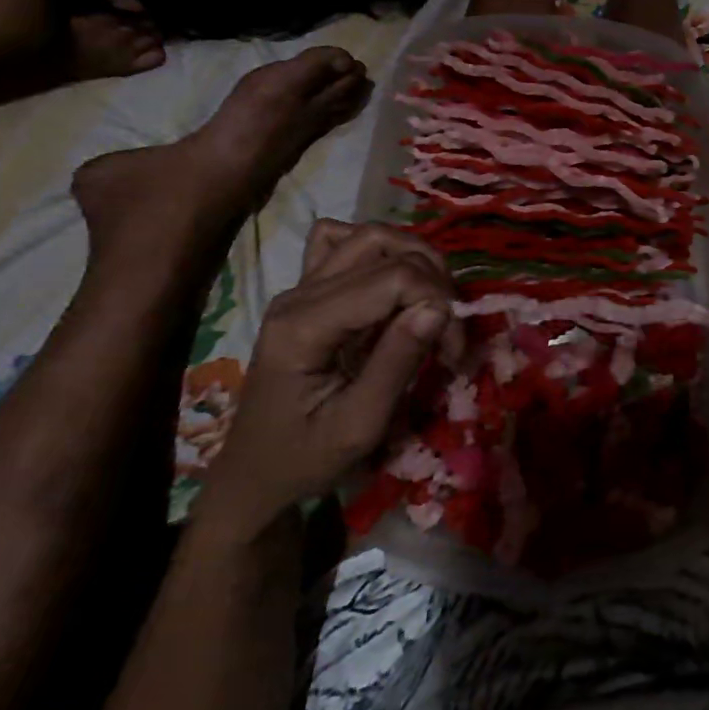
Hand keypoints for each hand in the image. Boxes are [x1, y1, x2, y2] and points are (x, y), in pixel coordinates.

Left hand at [195, 222, 462, 536]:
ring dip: (413, 260)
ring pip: (367, 236)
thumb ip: (397, 363)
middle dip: (432, 281)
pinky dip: (378, 253)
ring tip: (431, 305)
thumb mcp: (359, 426)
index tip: (454, 354)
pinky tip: (392, 286)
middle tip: (449, 331)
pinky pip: (342, 244)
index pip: (393, 277)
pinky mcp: (307, 292)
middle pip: (383, 245)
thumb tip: (440, 307)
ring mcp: (299, 287)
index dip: (438, 303)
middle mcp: (299, 293)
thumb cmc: (305, 459)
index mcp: (305, 326)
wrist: (254, 473)